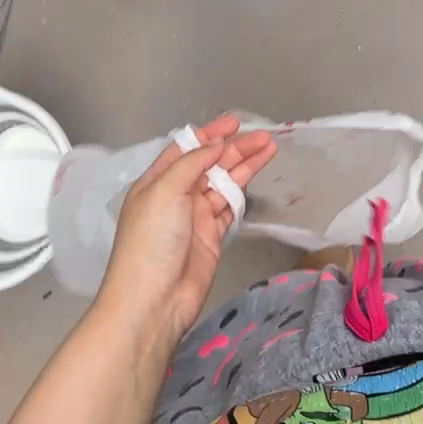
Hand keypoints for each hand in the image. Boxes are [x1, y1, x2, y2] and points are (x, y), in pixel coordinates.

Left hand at [94, 115, 276, 346]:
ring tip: (270, 148)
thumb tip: (216, 145)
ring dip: (246, 165)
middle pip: (210, 163)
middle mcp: (177, 195)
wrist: (154, 301)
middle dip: (236, 148)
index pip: (186, 149)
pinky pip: (230, 205)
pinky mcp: (212, 235)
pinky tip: (257, 176)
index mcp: (158, 182)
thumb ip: (192, 163)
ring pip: (225, 182)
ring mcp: (195, 216)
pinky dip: (243, 190)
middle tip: (264, 136)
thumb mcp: (165, 191)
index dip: (210, 134)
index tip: (235, 122)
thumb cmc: (152, 240)